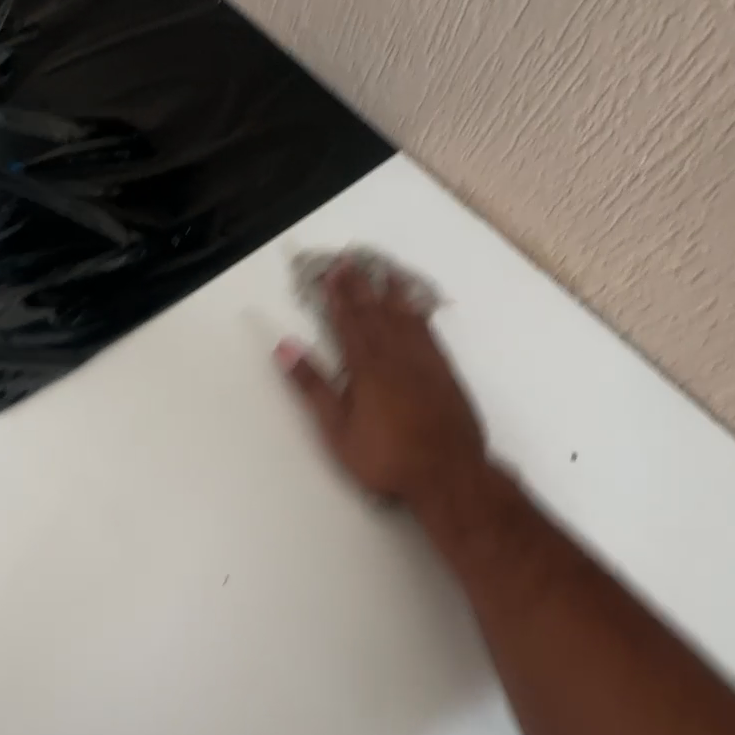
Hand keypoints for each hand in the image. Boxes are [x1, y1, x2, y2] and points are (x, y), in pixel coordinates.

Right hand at [275, 260, 491, 510]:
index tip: (331, 274)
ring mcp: (426, 362)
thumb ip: (312, 386)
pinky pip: (429, 332)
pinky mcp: (446, 374)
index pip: (348, 322)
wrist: (447, 472)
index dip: (338, 296)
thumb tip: (286, 348)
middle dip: (360, 286)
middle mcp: (397, 355)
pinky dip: (420, 315)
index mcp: (367, 367)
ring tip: (385, 272)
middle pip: (376, 313)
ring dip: (393, 292)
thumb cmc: (385, 456)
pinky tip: (417, 311)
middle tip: (351, 262)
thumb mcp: (337, 428)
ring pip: (407, 317)